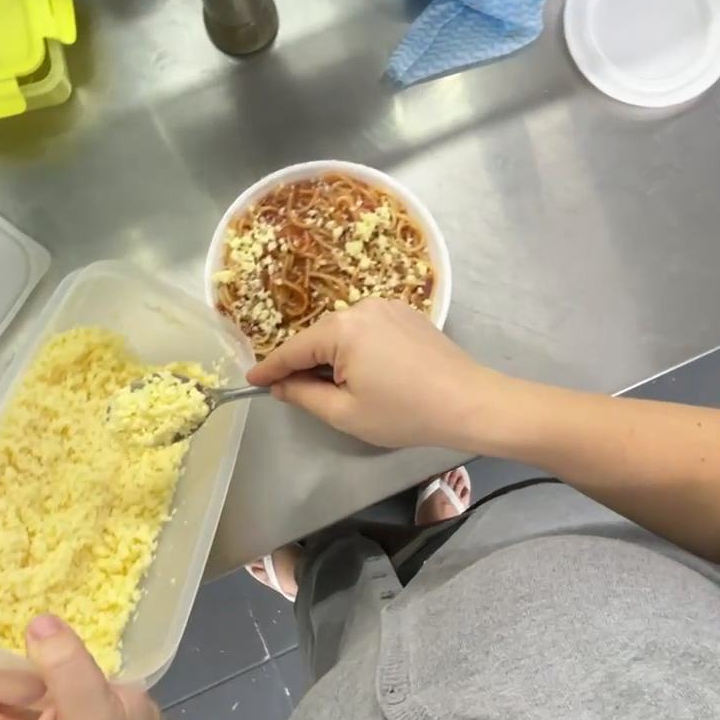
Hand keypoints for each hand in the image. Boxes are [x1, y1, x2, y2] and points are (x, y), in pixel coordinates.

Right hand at [246, 298, 503, 449]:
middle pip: (319, 338)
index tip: (251, 379)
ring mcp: (388, 306)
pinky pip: (368, 329)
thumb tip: (280, 384)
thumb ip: (303, 395)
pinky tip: (368, 374)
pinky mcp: (407, 313)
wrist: (468, 402)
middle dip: (305, 364)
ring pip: (343, 333)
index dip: (270, 367)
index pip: (294, 349)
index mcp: (342, 329)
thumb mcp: (345, 413)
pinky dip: (357, 348)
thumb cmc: (404, 412)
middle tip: (296, 394)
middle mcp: (362, 307)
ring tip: (337, 389)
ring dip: (333, 357)